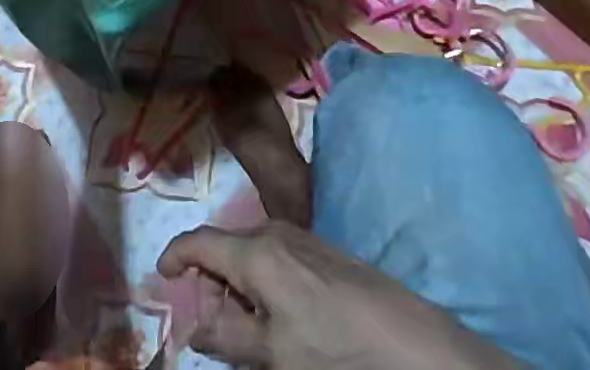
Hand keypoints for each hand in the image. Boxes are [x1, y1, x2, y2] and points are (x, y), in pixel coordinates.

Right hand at [158, 223, 519, 369]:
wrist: (428, 355)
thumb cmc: (340, 354)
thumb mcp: (277, 357)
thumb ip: (228, 337)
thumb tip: (193, 329)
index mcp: (255, 250)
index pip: (199, 241)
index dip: (175, 256)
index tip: (161, 275)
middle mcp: (276, 232)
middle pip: (226, 248)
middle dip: (212, 283)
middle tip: (214, 326)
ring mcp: (307, 241)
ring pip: (254, 255)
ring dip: (241, 288)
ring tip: (252, 332)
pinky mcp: (332, 255)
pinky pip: (282, 260)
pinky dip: (268, 286)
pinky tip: (286, 323)